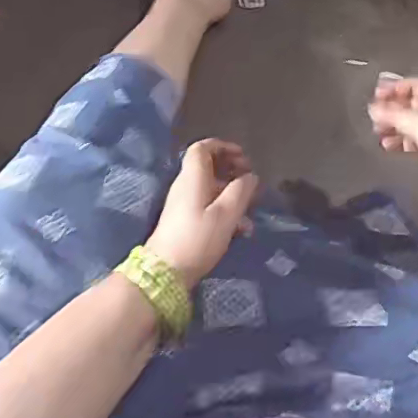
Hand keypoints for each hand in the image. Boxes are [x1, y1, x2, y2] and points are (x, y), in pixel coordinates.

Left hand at [146, 139, 258, 285]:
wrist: (166, 271)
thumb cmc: (198, 238)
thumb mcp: (226, 214)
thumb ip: (241, 191)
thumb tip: (250, 176)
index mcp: (193, 177)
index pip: (202, 148)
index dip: (223, 146)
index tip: (243, 156)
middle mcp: (185, 186)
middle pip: (207, 167)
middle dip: (231, 169)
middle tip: (250, 178)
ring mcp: (183, 204)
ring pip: (210, 188)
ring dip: (231, 193)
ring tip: (251, 207)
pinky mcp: (184, 221)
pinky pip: (207, 205)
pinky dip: (224, 209)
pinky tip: (241, 229)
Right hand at [368, 77, 417, 193]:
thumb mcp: (417, 123)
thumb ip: (392, 114)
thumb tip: (372, 109)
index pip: (417, 84)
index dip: (397, 87)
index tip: (377, 95)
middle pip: (414, 104)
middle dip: (393, 109)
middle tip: (374, 117)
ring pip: (414, 123)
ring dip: (395, 127)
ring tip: (379, 135)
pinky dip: (404, 140)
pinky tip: (389, 147)